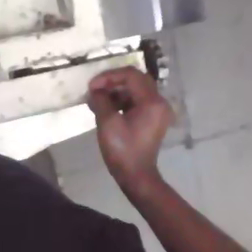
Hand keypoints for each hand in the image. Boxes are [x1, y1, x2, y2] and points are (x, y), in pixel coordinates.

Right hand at [87, 67, 172, 193]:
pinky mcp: (153, 119)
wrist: (136, 175)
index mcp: (152, 101)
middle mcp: (159, 102)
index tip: (92, 86)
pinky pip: (138, 102)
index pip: (131, 75)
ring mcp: (158, 111)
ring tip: (97, 100)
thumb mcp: (107, 123)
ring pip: (136, 90)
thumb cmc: (122, 150)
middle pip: (136, 80)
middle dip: (113, 82)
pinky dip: (122, 101)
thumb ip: (101, 100)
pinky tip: (107, 108)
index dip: (109, 76)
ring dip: (117, 92)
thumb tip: (95, 90)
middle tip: (95, 90)